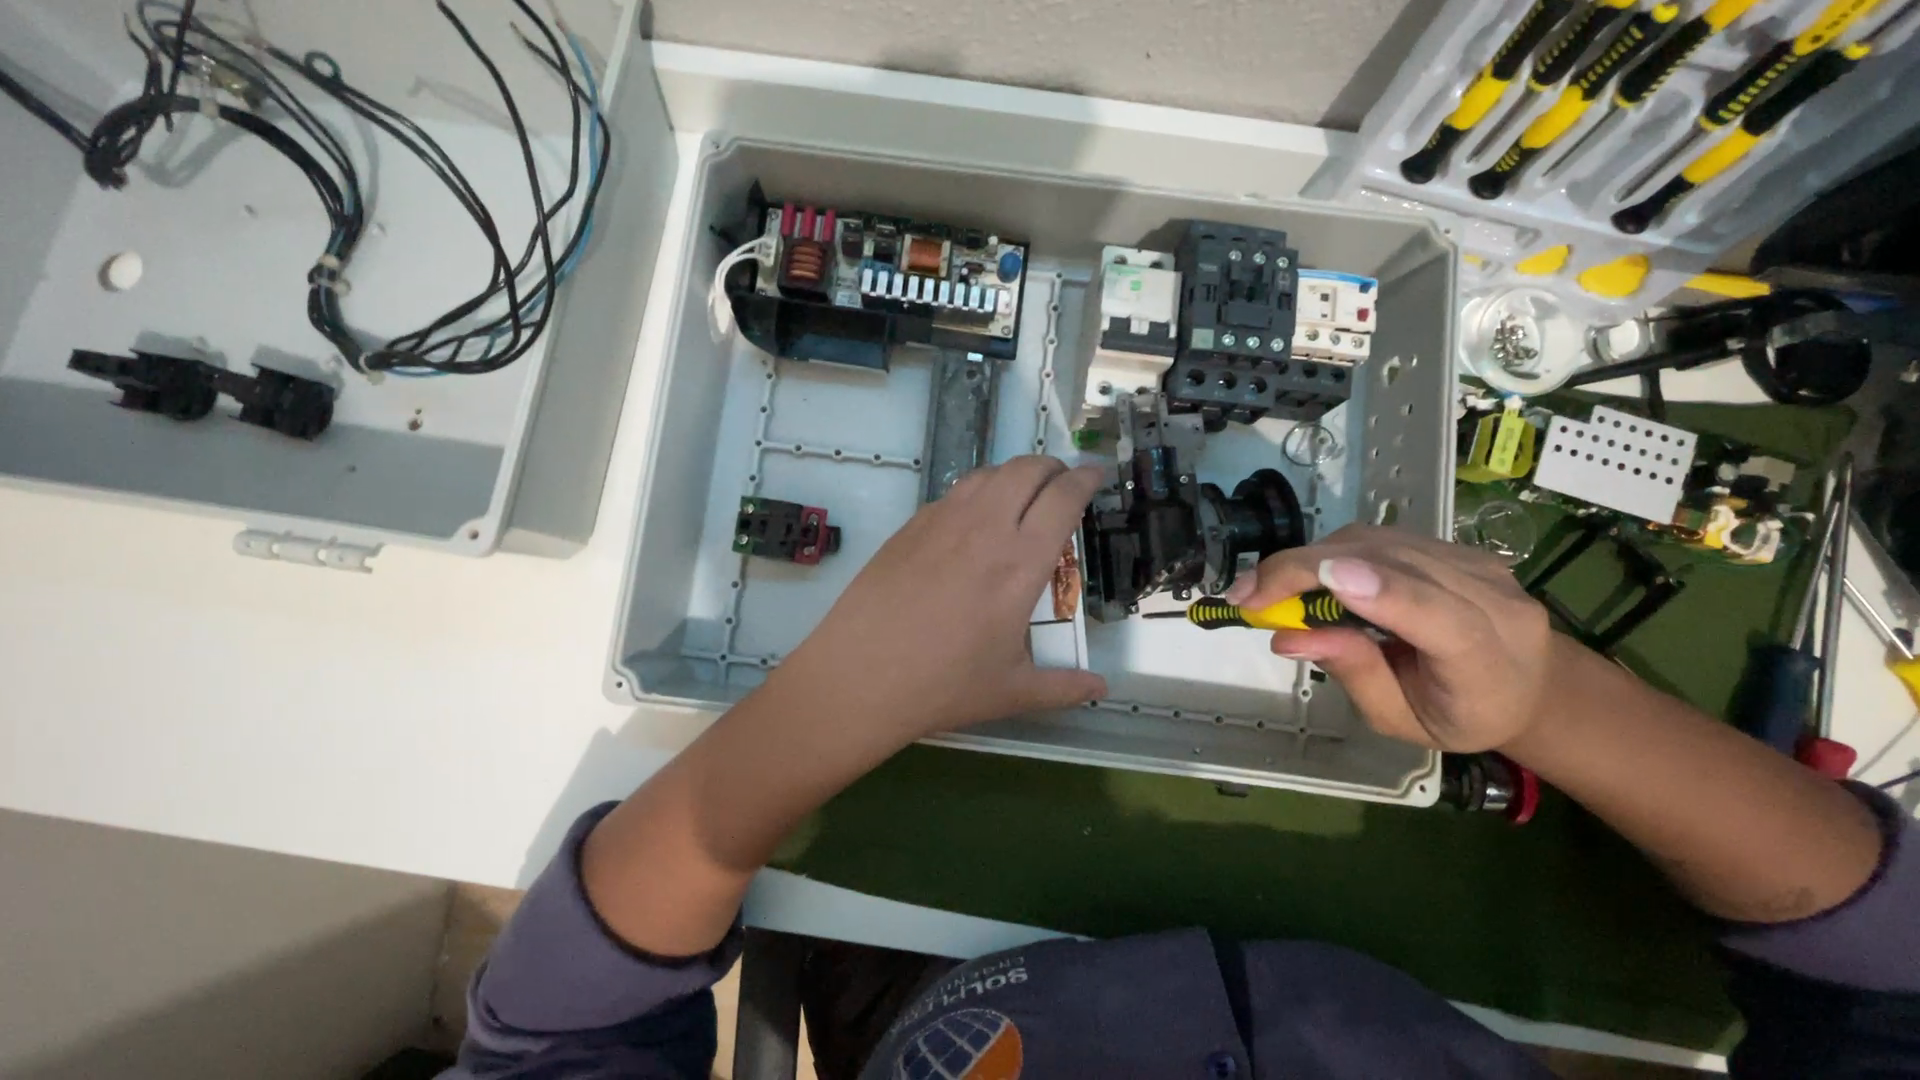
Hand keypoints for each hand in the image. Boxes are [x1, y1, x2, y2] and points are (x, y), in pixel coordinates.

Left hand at [769, 456, 1108, 743]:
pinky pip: (954, 493)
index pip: (1063, 499)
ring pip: (988, 473)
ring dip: (1014, 475)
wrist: (860, 676)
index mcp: (1020, 563)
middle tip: (1061, 485)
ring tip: (1021, 497)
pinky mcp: (910, 526)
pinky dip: (977, 492)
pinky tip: (973, 522)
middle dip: (1053, 468)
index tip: (1096, 475)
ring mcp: (942, 522)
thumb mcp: (1011, 692)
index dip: (1085, 479)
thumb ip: (1063, 687)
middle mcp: (985, 529)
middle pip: (1027, 469)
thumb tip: (1101, 690)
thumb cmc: (942, 685)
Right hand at [1225, 525, 1552, 751]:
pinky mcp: (1451, 545)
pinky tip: (1298, 577)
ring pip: (1379, 542)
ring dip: (1309, 559)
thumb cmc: (1460, 715)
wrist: (1526, 683)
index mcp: (1489, 658)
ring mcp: (1474, 562)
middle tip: (1246, 597)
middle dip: (1311, 570)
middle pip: (1396, 564)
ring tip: (1260, 589)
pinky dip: (1328, 553)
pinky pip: (1379, 539)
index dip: (1383, 590)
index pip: (1440, 615)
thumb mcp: (1403, 721)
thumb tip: (1289, 637)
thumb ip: (1356, 676)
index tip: (1326, 576)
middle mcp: (1492, 596)